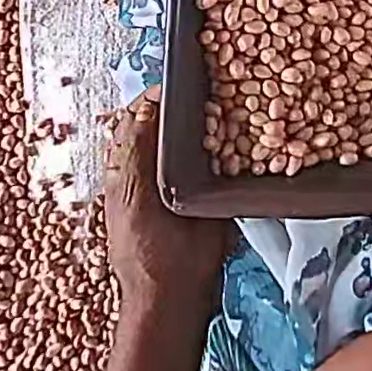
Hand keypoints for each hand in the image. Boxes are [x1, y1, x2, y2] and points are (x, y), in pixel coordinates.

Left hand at [104, 89, 230, 304]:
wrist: (177, 291)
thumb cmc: (146, 250)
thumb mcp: (131, 198)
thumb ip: (136, 153)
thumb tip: (146, 108)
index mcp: (130, 163)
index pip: (139, 116)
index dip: (155, 95)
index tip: (179, 78)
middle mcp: (158, 164)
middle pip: (171, 121)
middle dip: (188, 102)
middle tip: (211, 84)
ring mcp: (186, 174)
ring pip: (197, 134)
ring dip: (211, 117)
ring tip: (228, 99)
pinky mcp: (212, 185)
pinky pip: (220, 155)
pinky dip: (229, 140)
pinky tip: (241, 129)